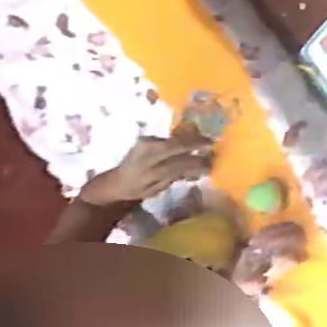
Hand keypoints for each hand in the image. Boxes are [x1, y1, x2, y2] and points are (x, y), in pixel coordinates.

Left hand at [79, 133, 212, 205]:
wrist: (113, 182)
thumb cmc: (137, 189)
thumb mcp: (156, 189)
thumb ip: (177, 177)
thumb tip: (202, 168)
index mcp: (146, 174)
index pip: (177, 165)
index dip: (197, 163)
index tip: (212, 163)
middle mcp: (143, 157)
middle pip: (175, 145)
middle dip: (196, 143)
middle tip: (213, 144)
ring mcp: (143, 146)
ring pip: (173, 138)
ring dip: (192, 138)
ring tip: (205, 141)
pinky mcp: (144, 139)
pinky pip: (169, 137)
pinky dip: (183, 138)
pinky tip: (190, 141)